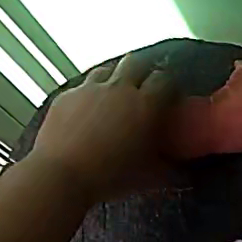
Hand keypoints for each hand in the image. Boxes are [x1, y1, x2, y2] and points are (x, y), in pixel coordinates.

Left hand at [27, 49, 177, 204]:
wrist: (61, 176)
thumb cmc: (110, 178)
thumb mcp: (149, 178)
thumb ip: (168, 169)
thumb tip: (180, 170)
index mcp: (146, 105)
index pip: (166, 80)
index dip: (170, 85)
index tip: (171, 96)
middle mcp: (119, 89)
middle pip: (137, 62)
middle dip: (143, 70)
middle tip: (145, 85)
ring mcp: (89, 89)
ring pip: (107, 69)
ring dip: (116, 77)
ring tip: (117, 94)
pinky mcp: (66, 96)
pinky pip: (82, 87)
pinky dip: (90, 94)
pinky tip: (89, 110)